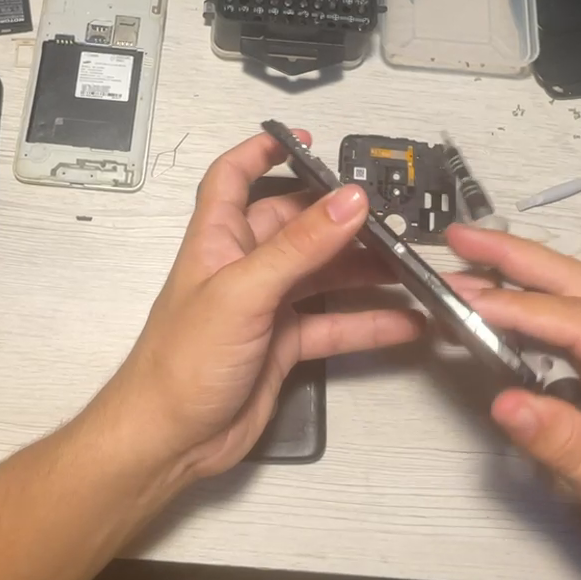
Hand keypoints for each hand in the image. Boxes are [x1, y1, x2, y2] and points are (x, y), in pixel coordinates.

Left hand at [92, 130, 422, 480]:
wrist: (171, 440)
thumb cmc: (183, 360)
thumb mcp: (243, 293)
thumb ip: (299, 247)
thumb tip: (348, 200)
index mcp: (219, 239)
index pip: (233, 177)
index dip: (261, 151)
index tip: (302, 139)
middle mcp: (244, 265)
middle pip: (296, 226)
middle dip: (339, 219)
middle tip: (388, 216)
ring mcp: (266, 306)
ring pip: (323, 275)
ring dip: (364, 271)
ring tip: (409, 267)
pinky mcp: (284, 344)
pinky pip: (333, 323)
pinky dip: (367, 322)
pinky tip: (405, 323)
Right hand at [446, 224, 580, 579]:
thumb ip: (566, 447)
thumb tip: (504, 404)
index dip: (526, 309)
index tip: (468, 300)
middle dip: (518, 256)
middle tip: (461, 237)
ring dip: (522, 268)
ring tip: (469, 252)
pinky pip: (580, 311)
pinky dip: (535, 296)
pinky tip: (501, 288)